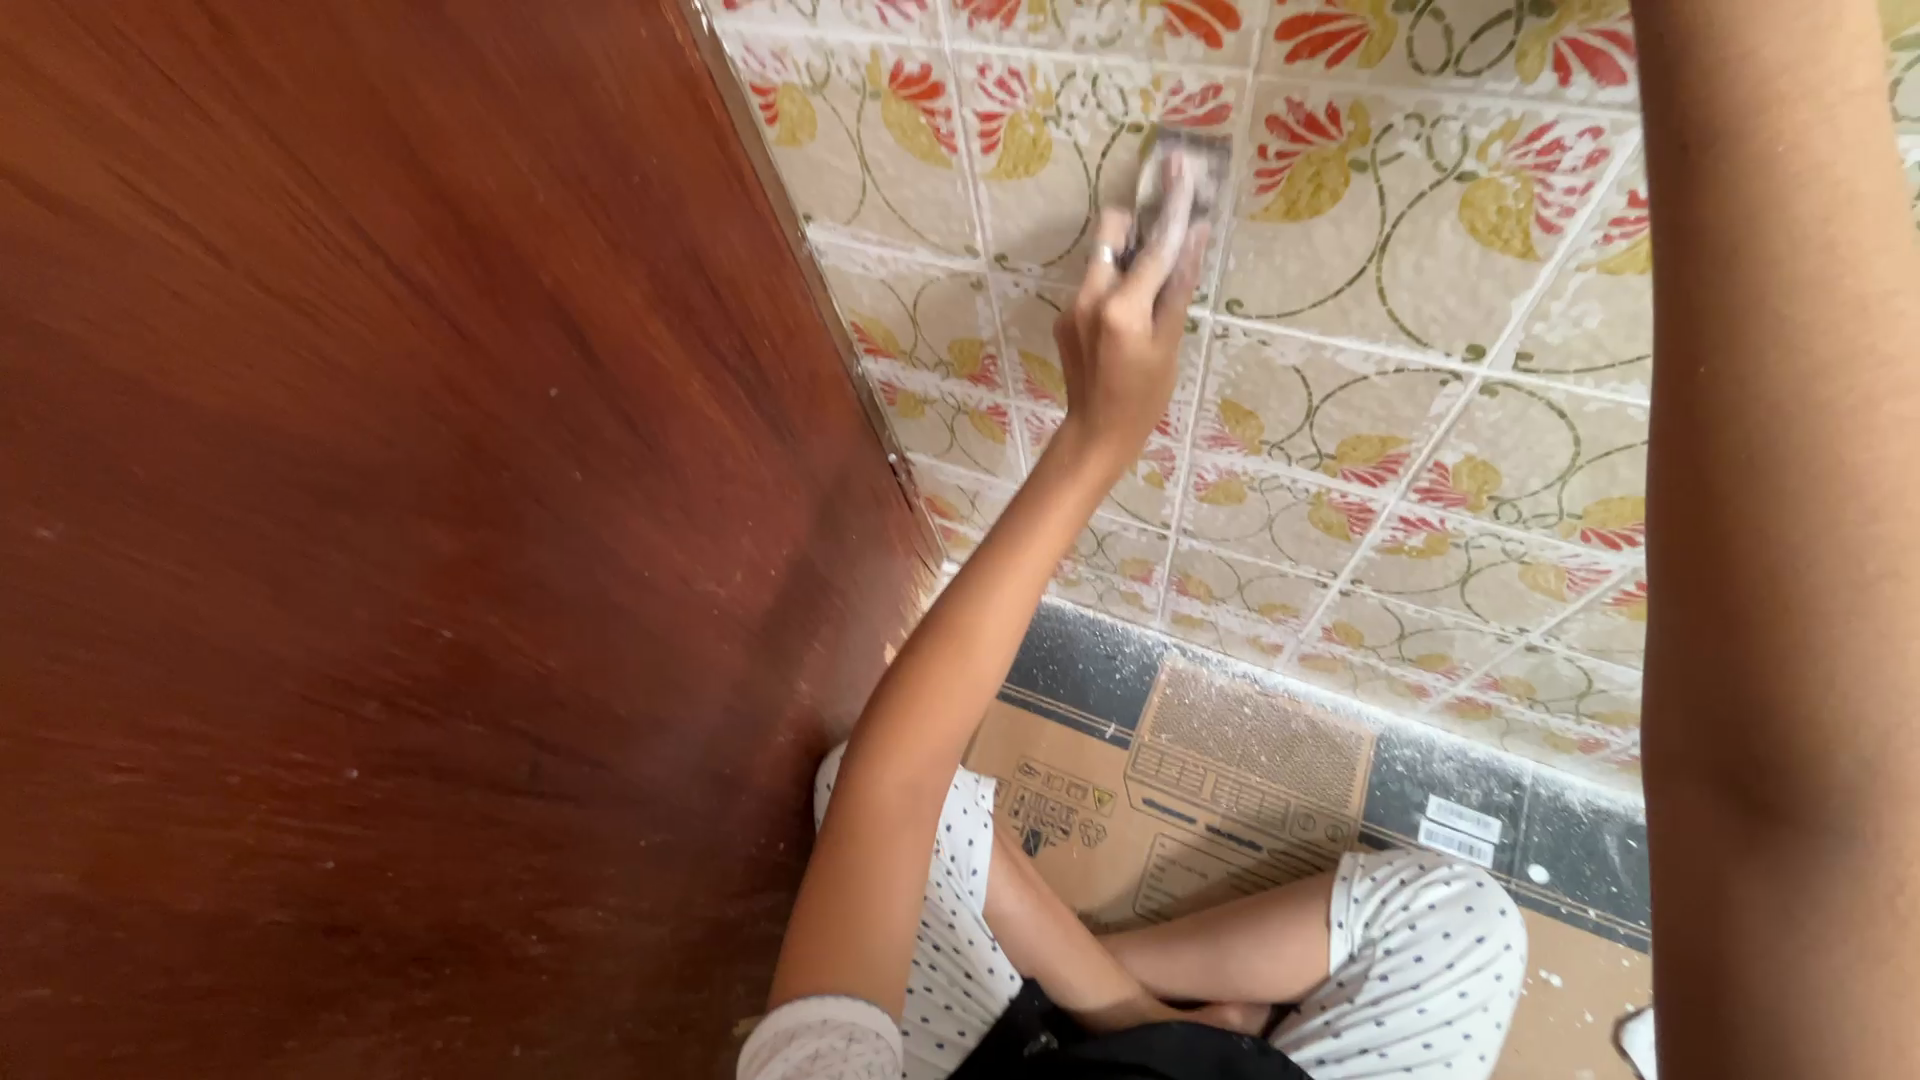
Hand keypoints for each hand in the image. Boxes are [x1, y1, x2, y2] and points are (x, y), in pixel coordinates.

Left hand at [1051, 157, 1209, 470]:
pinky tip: (1129, 315)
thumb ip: (1178, 286)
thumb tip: (1195, 235)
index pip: (1153, 246)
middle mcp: (1087, 297)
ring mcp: (1070, 307)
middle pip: (1110, 232)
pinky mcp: (1063, 317)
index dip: (1172, 206)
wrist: (1096, 432)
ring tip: (1149, 287)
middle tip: (1161, 238)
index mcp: (1120, 307)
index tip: (1179, 166)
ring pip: (1101, 257)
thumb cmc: (1144, 397)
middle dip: (1136, 225)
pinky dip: (1114, 284)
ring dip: (1125, 257)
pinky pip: (1093, 284)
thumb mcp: (1169, 343)